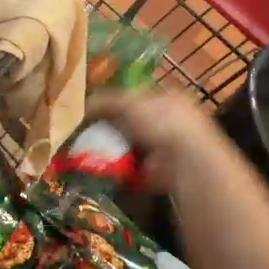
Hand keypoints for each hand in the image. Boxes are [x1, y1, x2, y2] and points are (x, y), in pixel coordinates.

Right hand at [85, 89, 250, 194]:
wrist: (185, 161)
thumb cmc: (160, 122)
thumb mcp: (127, 103)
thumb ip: (105, 102)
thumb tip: (83, 106)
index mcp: (168, 98)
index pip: (137, 96)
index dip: (115, 101)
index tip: (93, 110)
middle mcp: (171, 121)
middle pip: (133, 122)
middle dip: (111, 128)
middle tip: (86, 133)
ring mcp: (168, 148)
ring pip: (132, 146)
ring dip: (113, 150)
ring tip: (88, 152)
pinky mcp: (162, 172)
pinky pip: (134, 168)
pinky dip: (119, 170)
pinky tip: (102, 169)